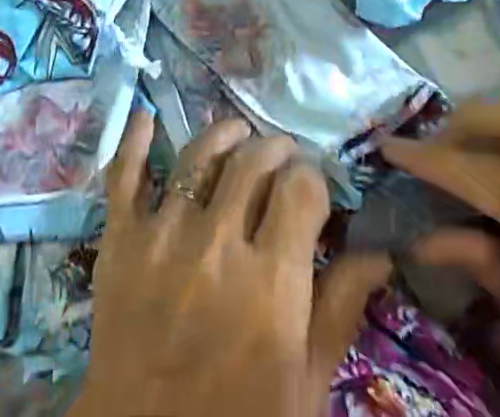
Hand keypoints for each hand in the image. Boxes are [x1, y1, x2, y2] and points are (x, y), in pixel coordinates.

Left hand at [70, 112, 389, 416]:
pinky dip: (135, 141)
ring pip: (197, 157)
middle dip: (274, 150)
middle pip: (251, 164)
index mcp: (271, 280)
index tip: (313, 182)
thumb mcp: (304, 381)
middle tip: (281, 154)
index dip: (311, 176)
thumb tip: (379, 254)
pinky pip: (124, 175)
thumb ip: (339, 310)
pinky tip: (148, 118)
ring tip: (237, 133)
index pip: (299, 189)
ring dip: (223, 136)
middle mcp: (217, 242)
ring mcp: (161, 234)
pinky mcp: (119, 238)